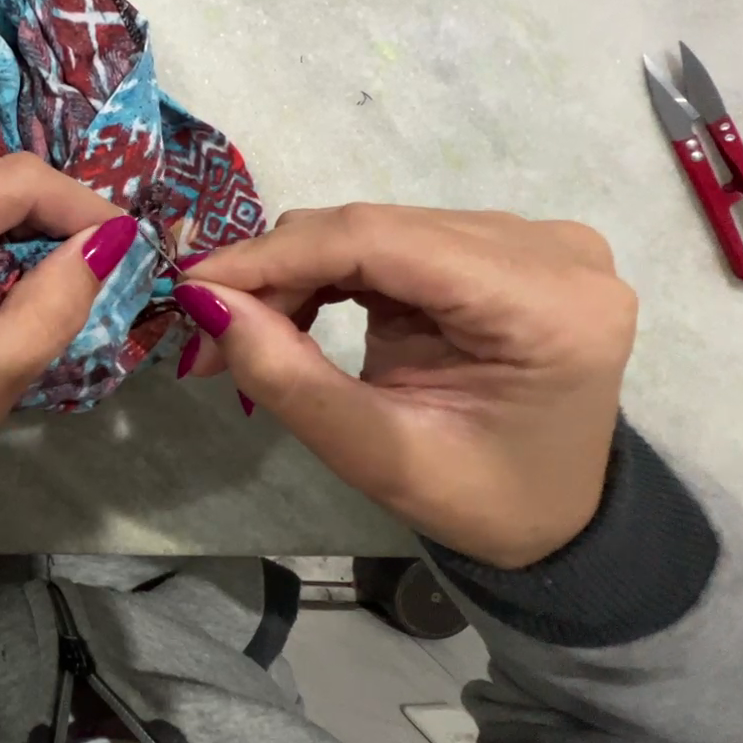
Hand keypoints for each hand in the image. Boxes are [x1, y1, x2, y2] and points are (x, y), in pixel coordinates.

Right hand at [175, 205, 637, 568]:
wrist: (552, 512)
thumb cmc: (479, 497)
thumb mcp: (375, 455)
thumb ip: (286, 377)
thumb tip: (203, 300)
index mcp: (544, 304)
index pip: (377, 241)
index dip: (273, 255)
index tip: (191, 287)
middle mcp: (541, 249)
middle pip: (363, 231)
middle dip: (270, 274)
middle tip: (208, 333)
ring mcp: (517, 241)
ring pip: (358, 231)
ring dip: (285, 276)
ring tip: (242, 334)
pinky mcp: (485, 247)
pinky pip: (371, 242)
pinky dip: (314, 276)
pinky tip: (287, 315)